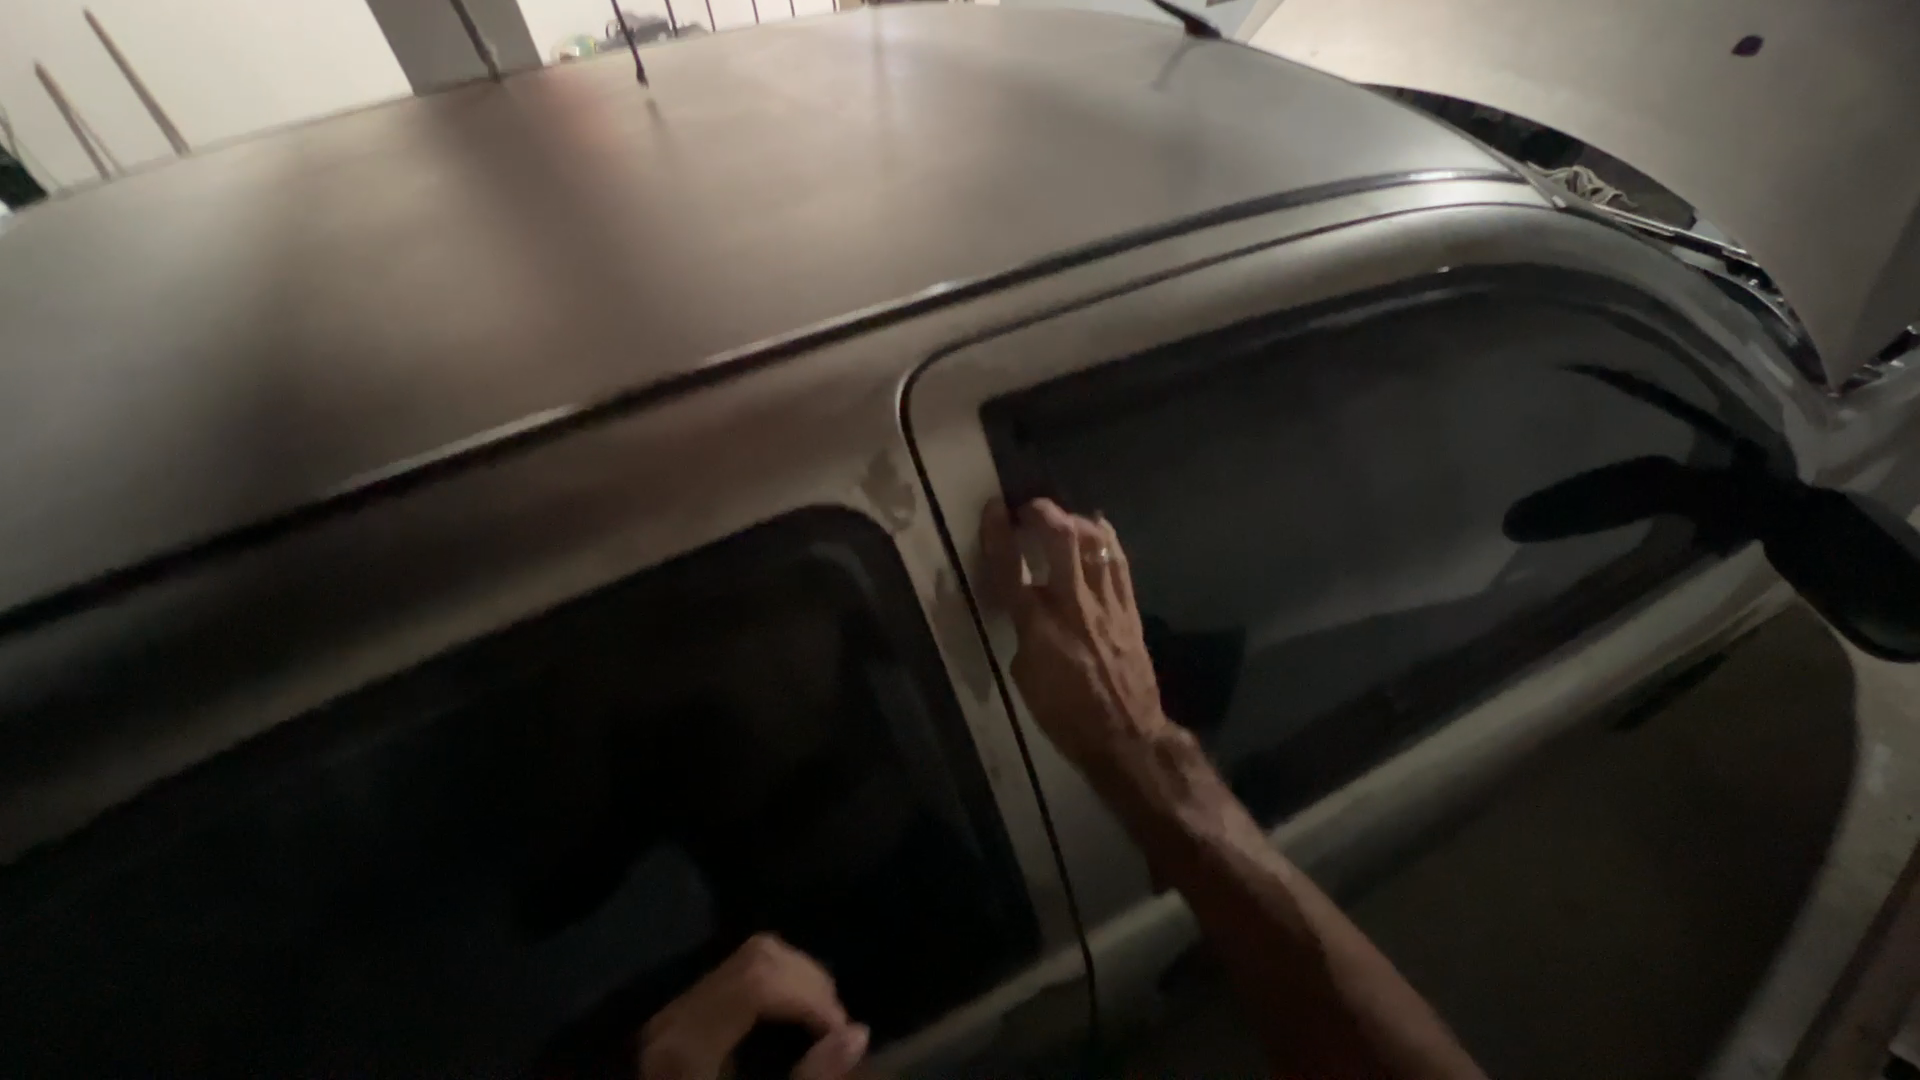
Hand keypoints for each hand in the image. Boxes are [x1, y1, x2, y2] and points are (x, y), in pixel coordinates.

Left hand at [638, 935, 869, 1079]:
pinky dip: (776, 980)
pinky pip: (739, 970)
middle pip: (759, 958)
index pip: (758, 983)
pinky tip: (792, 1012)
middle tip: (837, 1026)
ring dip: (796, 975)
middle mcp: (679, 1014)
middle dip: (810, 982)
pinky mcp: (682, 1014)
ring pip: (751, 955)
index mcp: (690, 1045)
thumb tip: (859, 1032)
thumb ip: (810, 1079)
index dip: (810, 996)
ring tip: (820, 1018)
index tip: (842, 1031)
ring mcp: (676, 1009)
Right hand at [978, 498, 1171, 772]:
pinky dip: (1105, 539)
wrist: (1124, 734)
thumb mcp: (1025, 676)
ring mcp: (1106, 602)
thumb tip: (1028, 610)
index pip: (1012, 567)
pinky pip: (1118, 560)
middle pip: (1061, 538)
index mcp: (1037, 625)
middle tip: (1030, 510)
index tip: (994, 509)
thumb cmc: (1065, 714)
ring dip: (1075, 521)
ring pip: (1095, 541)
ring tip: (1063, 519)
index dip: (999, 533)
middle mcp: (1072, 603)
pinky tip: (1097, 530)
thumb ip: (1024, 633)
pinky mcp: (1129, 608)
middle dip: (1043, 512)